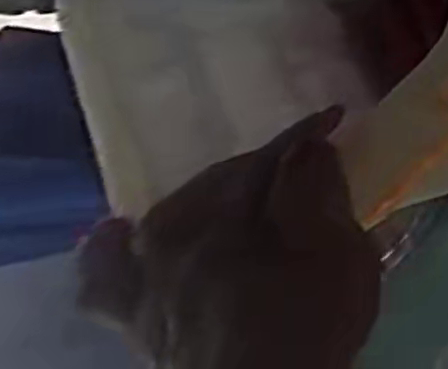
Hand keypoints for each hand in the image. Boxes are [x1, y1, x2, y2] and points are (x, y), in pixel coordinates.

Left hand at [78, 108, 380, 368]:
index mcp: (234, 232)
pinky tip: (113, 236)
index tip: (334, 117)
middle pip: (211, 189)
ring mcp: (154, 295)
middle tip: (294, 156)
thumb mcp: (338, 251)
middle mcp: (182, 255)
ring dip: (192, 197)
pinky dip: (109, 255)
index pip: (267, 163)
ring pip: (155, 228)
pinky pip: (109, 284)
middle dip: (253, 162)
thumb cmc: (314, 320)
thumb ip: (318, 195)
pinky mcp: (143, 330)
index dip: (303, 134)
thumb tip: (308, 147)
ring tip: (218, 185)